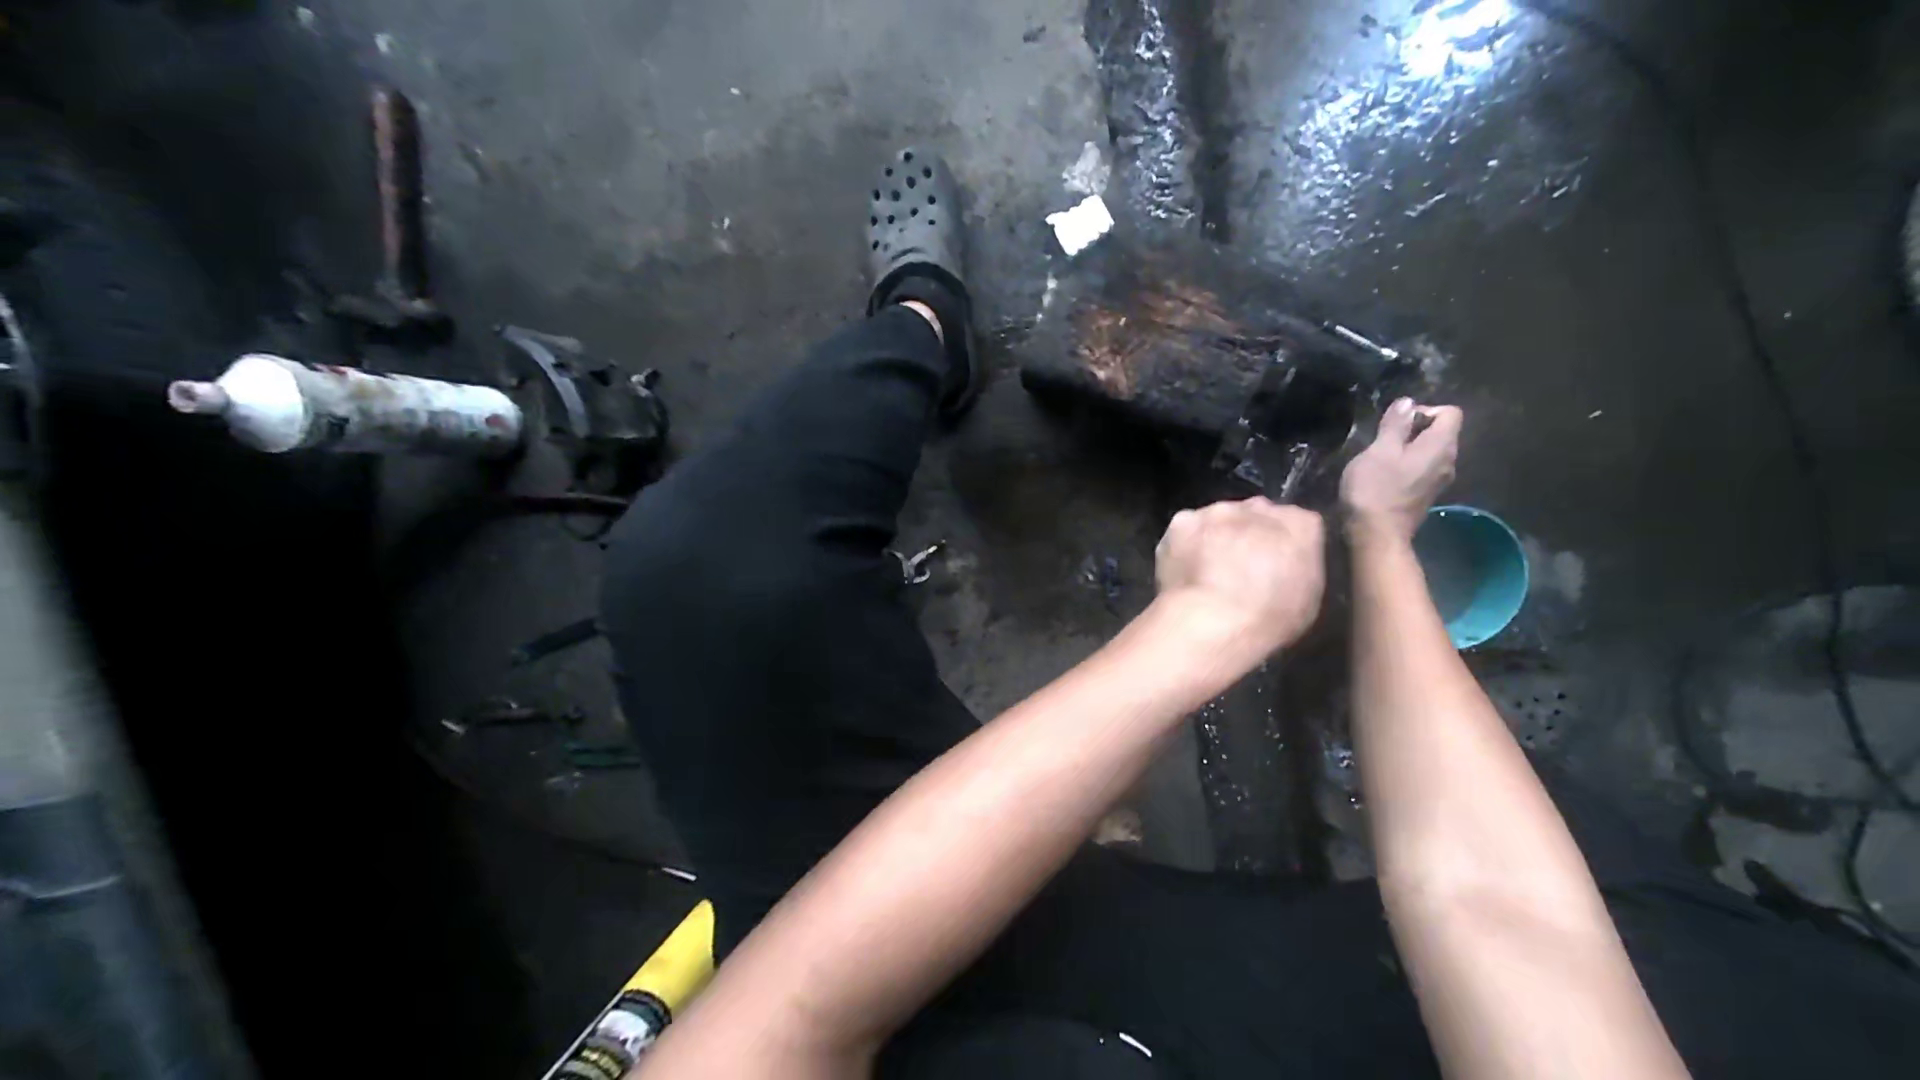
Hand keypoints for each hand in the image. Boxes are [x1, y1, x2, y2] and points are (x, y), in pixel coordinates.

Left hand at [1154, 498, 1325, 659]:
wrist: (1214, 619)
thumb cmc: (1270, 619)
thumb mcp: (1308, 596)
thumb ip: (1298, 564)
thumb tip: (1284, 560)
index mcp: (1301, 524)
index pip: (1295, 522)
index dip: (1280, 544)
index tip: (1272, 564)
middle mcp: (1259, 508)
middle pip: (1254, 514)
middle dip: (1247, 535)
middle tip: (1239, 568)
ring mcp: (1218, 511)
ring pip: (1218, 519)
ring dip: (1215, 537)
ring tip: (1207, 571)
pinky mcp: (1183, 522)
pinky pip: (1186, 529)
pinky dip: (1185, 544)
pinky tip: (1186, 568)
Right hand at [1341, 398, 1462, 544]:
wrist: (1376, 535)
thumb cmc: (1375, 489)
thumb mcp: (1379, 451)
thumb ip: (1395, 425)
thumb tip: (1408, 402)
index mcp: (1441, 445)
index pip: (1450, 412)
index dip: (1424, 410)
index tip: (1396, 424)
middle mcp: (1449, 461)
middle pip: (1441, 432)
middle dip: (1413, 430)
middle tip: (1382, 441)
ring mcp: (1439, 480)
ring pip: (1430, 452)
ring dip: (1408, 449)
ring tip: (1380, 459)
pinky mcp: (1426, 495)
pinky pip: (1423, 469)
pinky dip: (1407, 466)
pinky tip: (1384, 477)